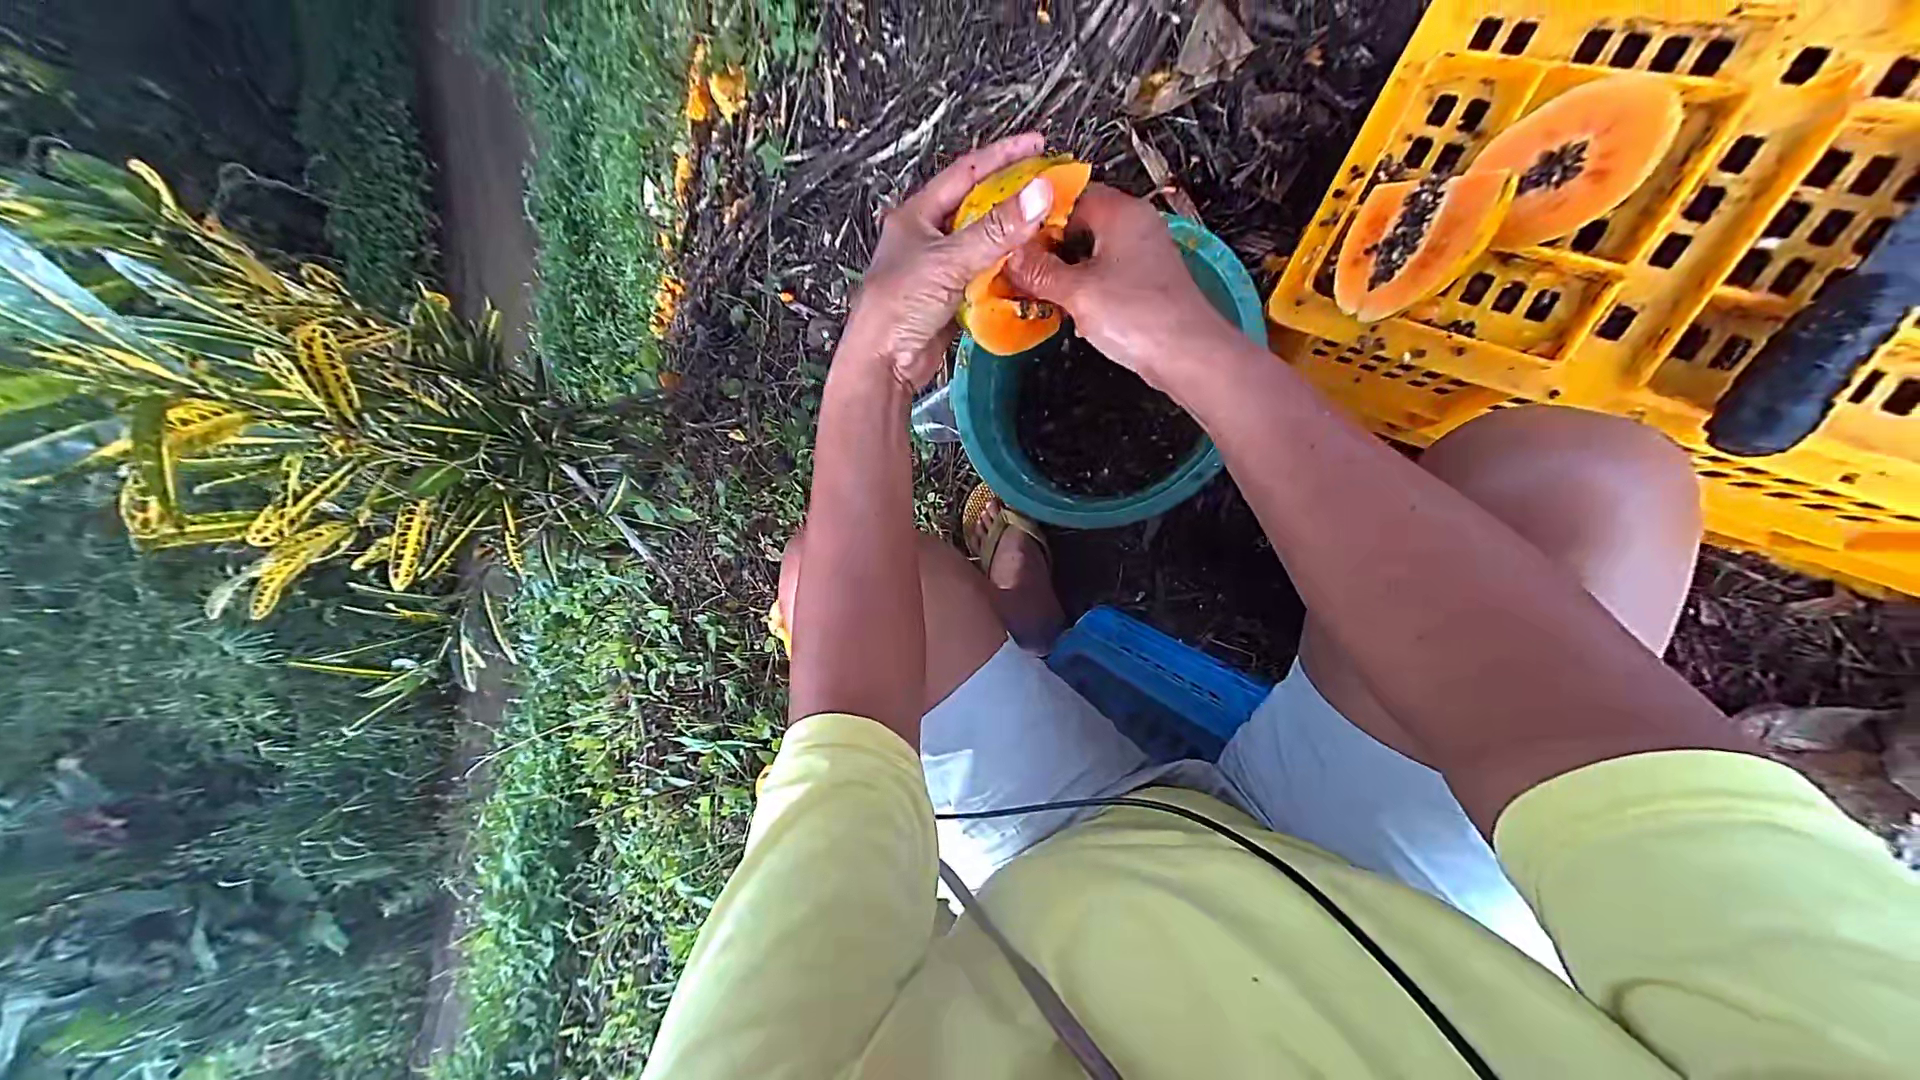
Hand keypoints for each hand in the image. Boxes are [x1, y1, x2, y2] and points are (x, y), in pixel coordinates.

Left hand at [838, 132, 1057, 390]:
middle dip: (1012, 198)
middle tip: (1048, 190)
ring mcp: (939, 269)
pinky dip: (1004, 273)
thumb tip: (1038, 195)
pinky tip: (1026, 270)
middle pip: (978, 207)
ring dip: (1011, 239)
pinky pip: (984, 277)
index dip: (1003, 156)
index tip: (1038, 146)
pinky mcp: (950, 298)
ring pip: (983, 245)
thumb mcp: (949, 260)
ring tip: (1045, 229)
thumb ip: (995, 230)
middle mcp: (928, 237)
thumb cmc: (898, 306)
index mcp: (917, 215)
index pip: (966, 171)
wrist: (883, 362)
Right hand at [1005, 184, 1245, 388]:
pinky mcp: (1144, 283)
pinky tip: (1068, 312)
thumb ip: (1039, 271)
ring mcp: (1142, 255)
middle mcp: (1134, 225)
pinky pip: (1105, 276)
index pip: (1069, 196)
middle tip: (1018, 271)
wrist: (1186, 354)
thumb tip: (1010, 256)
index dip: (1037, 218)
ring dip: (1063, 273)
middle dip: (1048, 249)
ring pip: (1091, 254)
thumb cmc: (1136, 315)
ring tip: (1037, 293)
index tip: (1012, 242)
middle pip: (1079, 225)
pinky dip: (1084, 289)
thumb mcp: (1076, 292)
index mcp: (1120, 212)